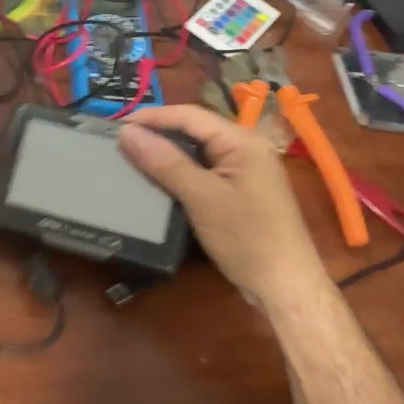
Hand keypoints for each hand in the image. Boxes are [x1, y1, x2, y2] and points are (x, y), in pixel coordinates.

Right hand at [118, 105, 334, 314]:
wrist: (287, 288)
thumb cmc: (247, 238)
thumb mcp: (201, 197)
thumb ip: (165, 162)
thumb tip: (127, 133)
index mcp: (242, 141)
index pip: (190, 115)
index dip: (153, 117)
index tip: (116, 124)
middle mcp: (246, 149)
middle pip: (195, 131)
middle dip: (158, 133)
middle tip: (120, 142)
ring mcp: (246, 172)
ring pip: (199, 152)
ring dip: (167, 153)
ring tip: (133, 157)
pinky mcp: (241, 194)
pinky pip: (205, 172)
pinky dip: (181, 173)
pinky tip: (159, 181)